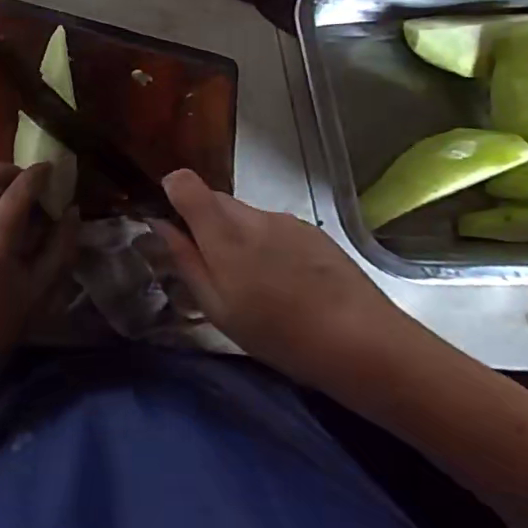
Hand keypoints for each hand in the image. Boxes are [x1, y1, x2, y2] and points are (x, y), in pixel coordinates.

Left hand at [0, 163, 77, 357]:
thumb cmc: (10, 316)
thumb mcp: (45, 286)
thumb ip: (61, 246)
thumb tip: (72, 211)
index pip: (14, 197)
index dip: (34, 176)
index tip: (51, 167)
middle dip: (6, 169)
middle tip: (30, 175)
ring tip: (17, 184)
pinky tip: (2, 202)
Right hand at [154, 169, 416, 386]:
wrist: (367, 345)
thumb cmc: (278, 332)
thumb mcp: (215, 306)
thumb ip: (184, 259)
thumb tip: (160, 224)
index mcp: (221, 231)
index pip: (184, 182)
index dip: (172, 192)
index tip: (173, 222)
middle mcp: (252, 215)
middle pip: (214, 200)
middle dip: (205, 223)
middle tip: (215, 267)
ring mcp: (287, 221)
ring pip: (245, 216)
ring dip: (239, 236)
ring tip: (257, 282)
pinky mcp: (315, 233)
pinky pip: (274, 228)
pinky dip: (269, 245)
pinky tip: (288, 283)